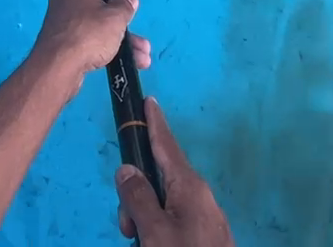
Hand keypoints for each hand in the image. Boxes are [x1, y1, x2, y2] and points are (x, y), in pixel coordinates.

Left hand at [32, 0, 151, 82]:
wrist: (57, 67)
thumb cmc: (88, 34)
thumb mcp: (115, 20)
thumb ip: (124, 7)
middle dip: (120, 12)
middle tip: (133, 23)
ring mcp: (64, 17)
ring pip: (97, 20)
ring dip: (120, 36)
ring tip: (141, 55)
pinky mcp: (62, 38)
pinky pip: (90, 36)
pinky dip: (107, 46)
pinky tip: (126, 63)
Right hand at [115, 98, 234, 244]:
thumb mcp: (154, 231)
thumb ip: (137, 196)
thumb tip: (127, 168)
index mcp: (189, 186)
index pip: (166, 144)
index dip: (154, 122)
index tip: (148, 99)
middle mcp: (199, 196)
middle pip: (159, 177)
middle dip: (136, 193)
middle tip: (126, 227)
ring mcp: (204, 218)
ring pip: (164, 202)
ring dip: (145, 216)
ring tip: (139, 243)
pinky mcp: (205, 238)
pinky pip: (175, 219)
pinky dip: (158, 227)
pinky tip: (152, 245)